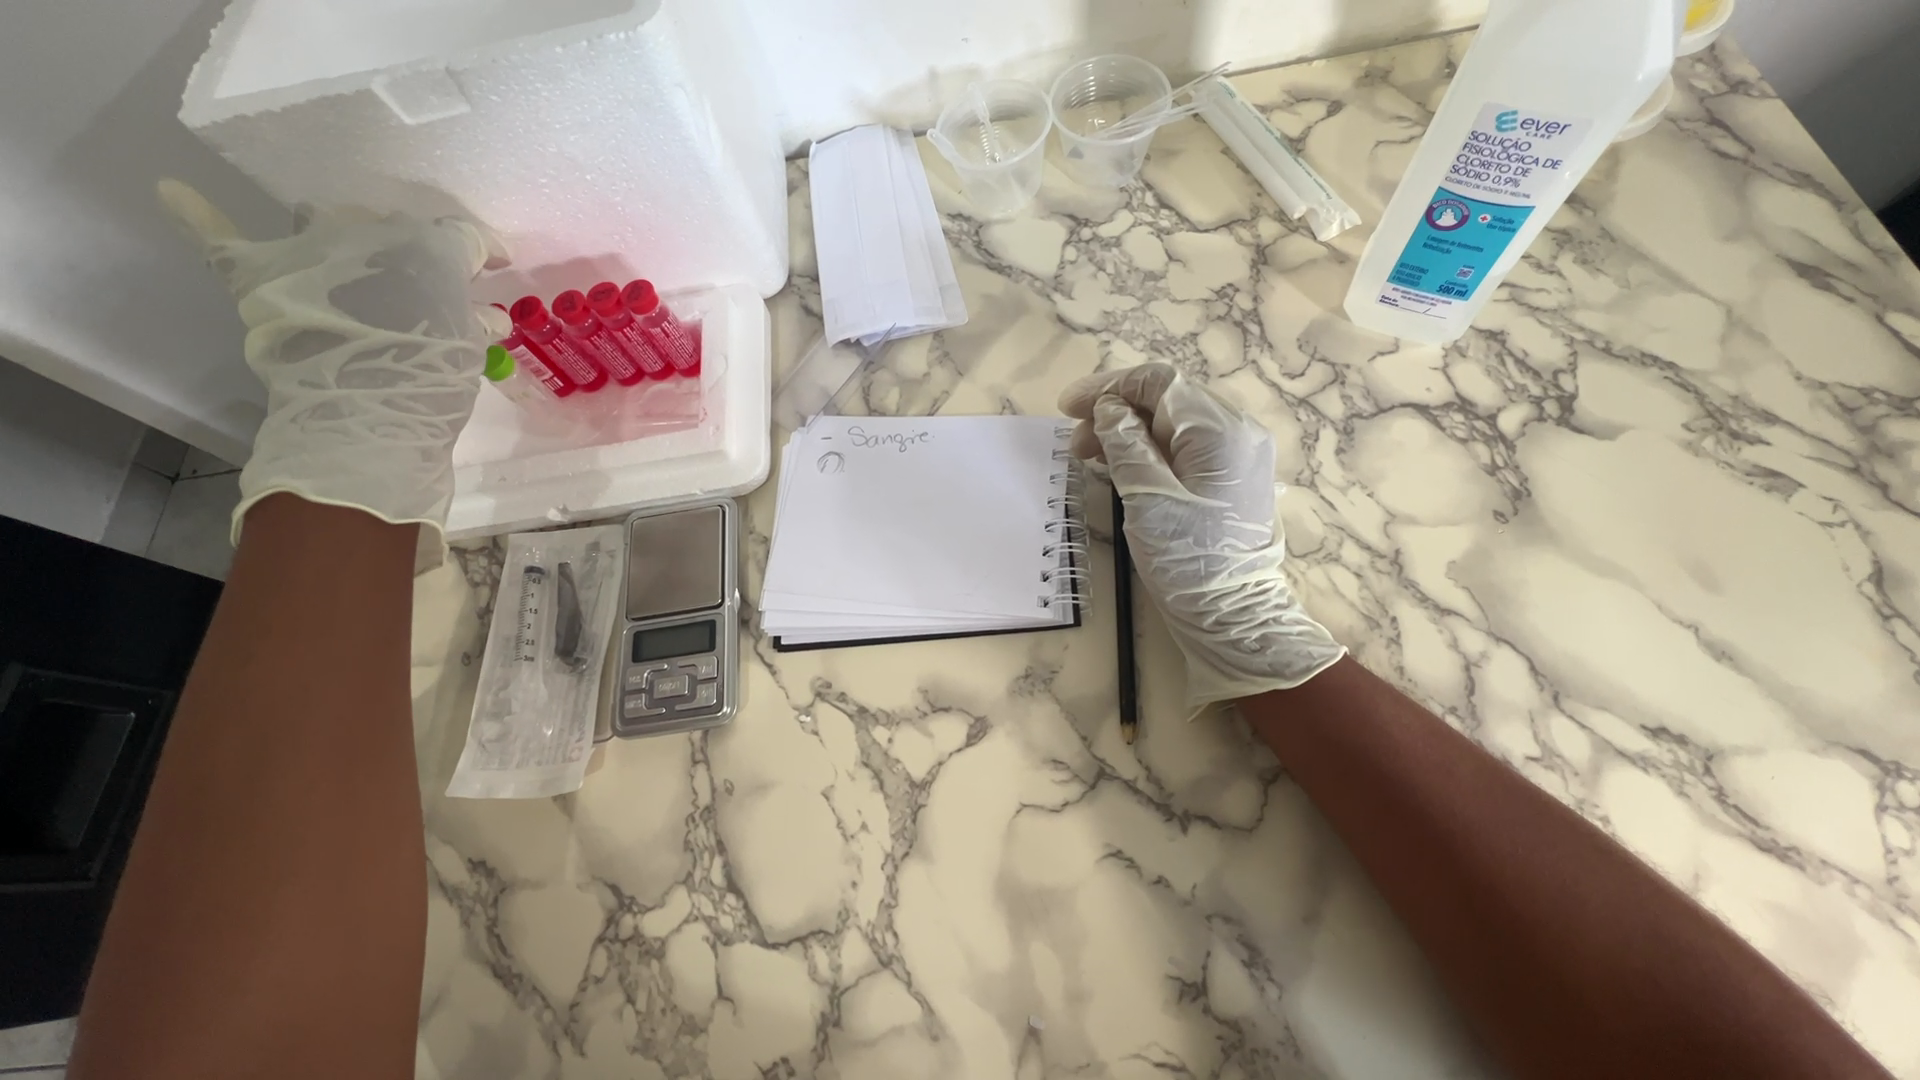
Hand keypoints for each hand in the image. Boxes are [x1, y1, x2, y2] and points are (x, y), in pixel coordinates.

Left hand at [158, 179, 503, 572]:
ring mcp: (306, 250)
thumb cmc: (431, 381)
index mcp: (429, 249)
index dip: (484, 250)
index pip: (463, 237)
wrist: (362, 419)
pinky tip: (175, 193)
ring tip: (353, 255)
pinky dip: (200, 215)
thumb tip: (484, 313)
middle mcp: (366, 232)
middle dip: (414, 246)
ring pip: (323, 221)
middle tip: (430, 280)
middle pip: (393, 225)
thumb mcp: (471, 350)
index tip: (496, 264)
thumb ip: (474, 321)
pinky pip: (220, 239)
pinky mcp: (257, 276)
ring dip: (341, 234)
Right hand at [1060, 363, 1344, 709]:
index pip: (1159, 383)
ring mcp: (1237, 454)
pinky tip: (1119, 464)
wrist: (1235, 615)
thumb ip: (1126, 444)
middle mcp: (1236, 431)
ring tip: (1088, 455)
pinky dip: (1149, 449)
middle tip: (1074, 441)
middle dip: (1114, 410)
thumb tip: (1108, 409)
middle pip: (1166, 400)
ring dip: (1128, 431)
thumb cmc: (1188, 559)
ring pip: (1172, 423)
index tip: (1068, 408)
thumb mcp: (1147, 499)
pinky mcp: (1230, 476)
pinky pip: (1184, 447)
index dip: (1109, 387)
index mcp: (1219, 431)